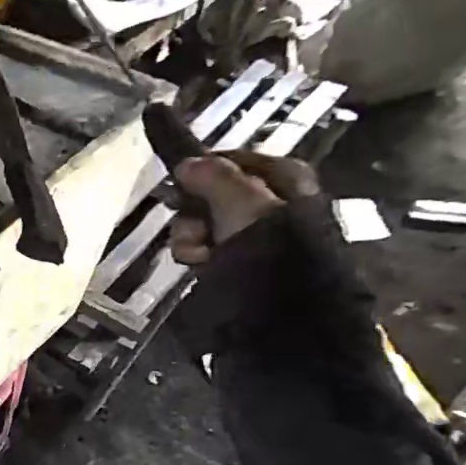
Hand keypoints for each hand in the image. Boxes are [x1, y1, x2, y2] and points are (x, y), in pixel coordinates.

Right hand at [169, 151, 318, 265]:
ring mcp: (251, 236)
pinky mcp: (236, 263)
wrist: (280, 303)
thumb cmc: (268, 245)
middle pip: (212, 195)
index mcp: (284, 178)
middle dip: (193, 211)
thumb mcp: (240, 201)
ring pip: (203, 223)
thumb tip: (187, 165)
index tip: (181, 183)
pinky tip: (200, 261)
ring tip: (198, 251)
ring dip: (190, 236)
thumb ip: (211, 176)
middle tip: (194, 225)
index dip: (202, 170)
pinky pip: (203, 248)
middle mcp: (269, 204)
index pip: (231, 161)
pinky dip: (195, 254)